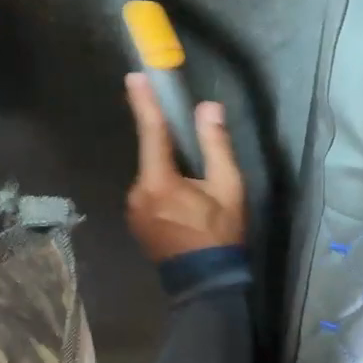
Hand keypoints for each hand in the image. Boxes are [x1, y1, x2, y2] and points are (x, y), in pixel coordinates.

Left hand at [123, 73, 245, 260]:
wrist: (206, 284)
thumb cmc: (221, 235)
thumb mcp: (229, 188)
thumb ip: (216, 146)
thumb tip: (208, 109)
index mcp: (158, 182)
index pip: (152, 133)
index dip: (144, 103)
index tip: (134, 77)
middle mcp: (137, 193)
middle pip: (154, 157)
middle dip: (172, 150)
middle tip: (199, 167)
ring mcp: (134, 210)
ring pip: (153, 176)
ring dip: (171, 174)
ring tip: (197, 196)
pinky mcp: (137, 222)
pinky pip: (150, 194)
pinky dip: (166, 189)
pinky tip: (185, 206)